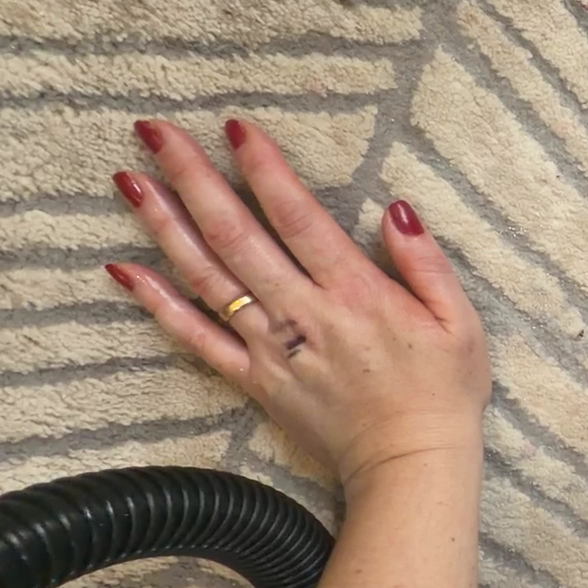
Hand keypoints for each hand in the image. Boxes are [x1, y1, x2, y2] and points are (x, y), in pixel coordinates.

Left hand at [105, 118, 489, 490]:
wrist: (413, 457)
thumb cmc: (446, 388)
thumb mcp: (462, 322)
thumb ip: (428, 265)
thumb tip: (397, 211)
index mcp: (360, 296)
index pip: (302, 221)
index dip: (267, 172)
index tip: (237, 130)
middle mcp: (306, 316)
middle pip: (240, 239)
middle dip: (196, 182)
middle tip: (155, 133)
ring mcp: (274, 349)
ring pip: (208, 279)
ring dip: (164, 226)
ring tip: (129, 179)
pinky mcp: (257, 381)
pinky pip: (197, 340)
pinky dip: (158, 305)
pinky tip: (126, 270)